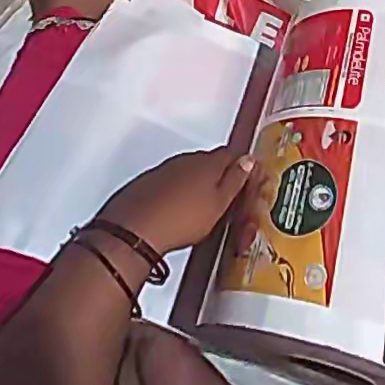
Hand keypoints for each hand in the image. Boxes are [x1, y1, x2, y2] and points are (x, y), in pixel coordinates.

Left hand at [97, 147, 255, 254]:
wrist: (135, 230)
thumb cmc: (181, 218)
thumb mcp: (219, 204)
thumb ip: (235, 180)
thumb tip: (248, 160)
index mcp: (209, 162)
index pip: (233, 154)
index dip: (243, 166)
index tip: (249, 179)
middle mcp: (188, 159)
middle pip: (212, 161)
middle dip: (222, 175)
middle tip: (229, 198)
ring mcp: (168, 168)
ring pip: (192, 170)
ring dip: (200, 183)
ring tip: (205, 209)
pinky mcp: (151, 181)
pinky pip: (174, 180)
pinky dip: (181, 191)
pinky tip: (180, 210)